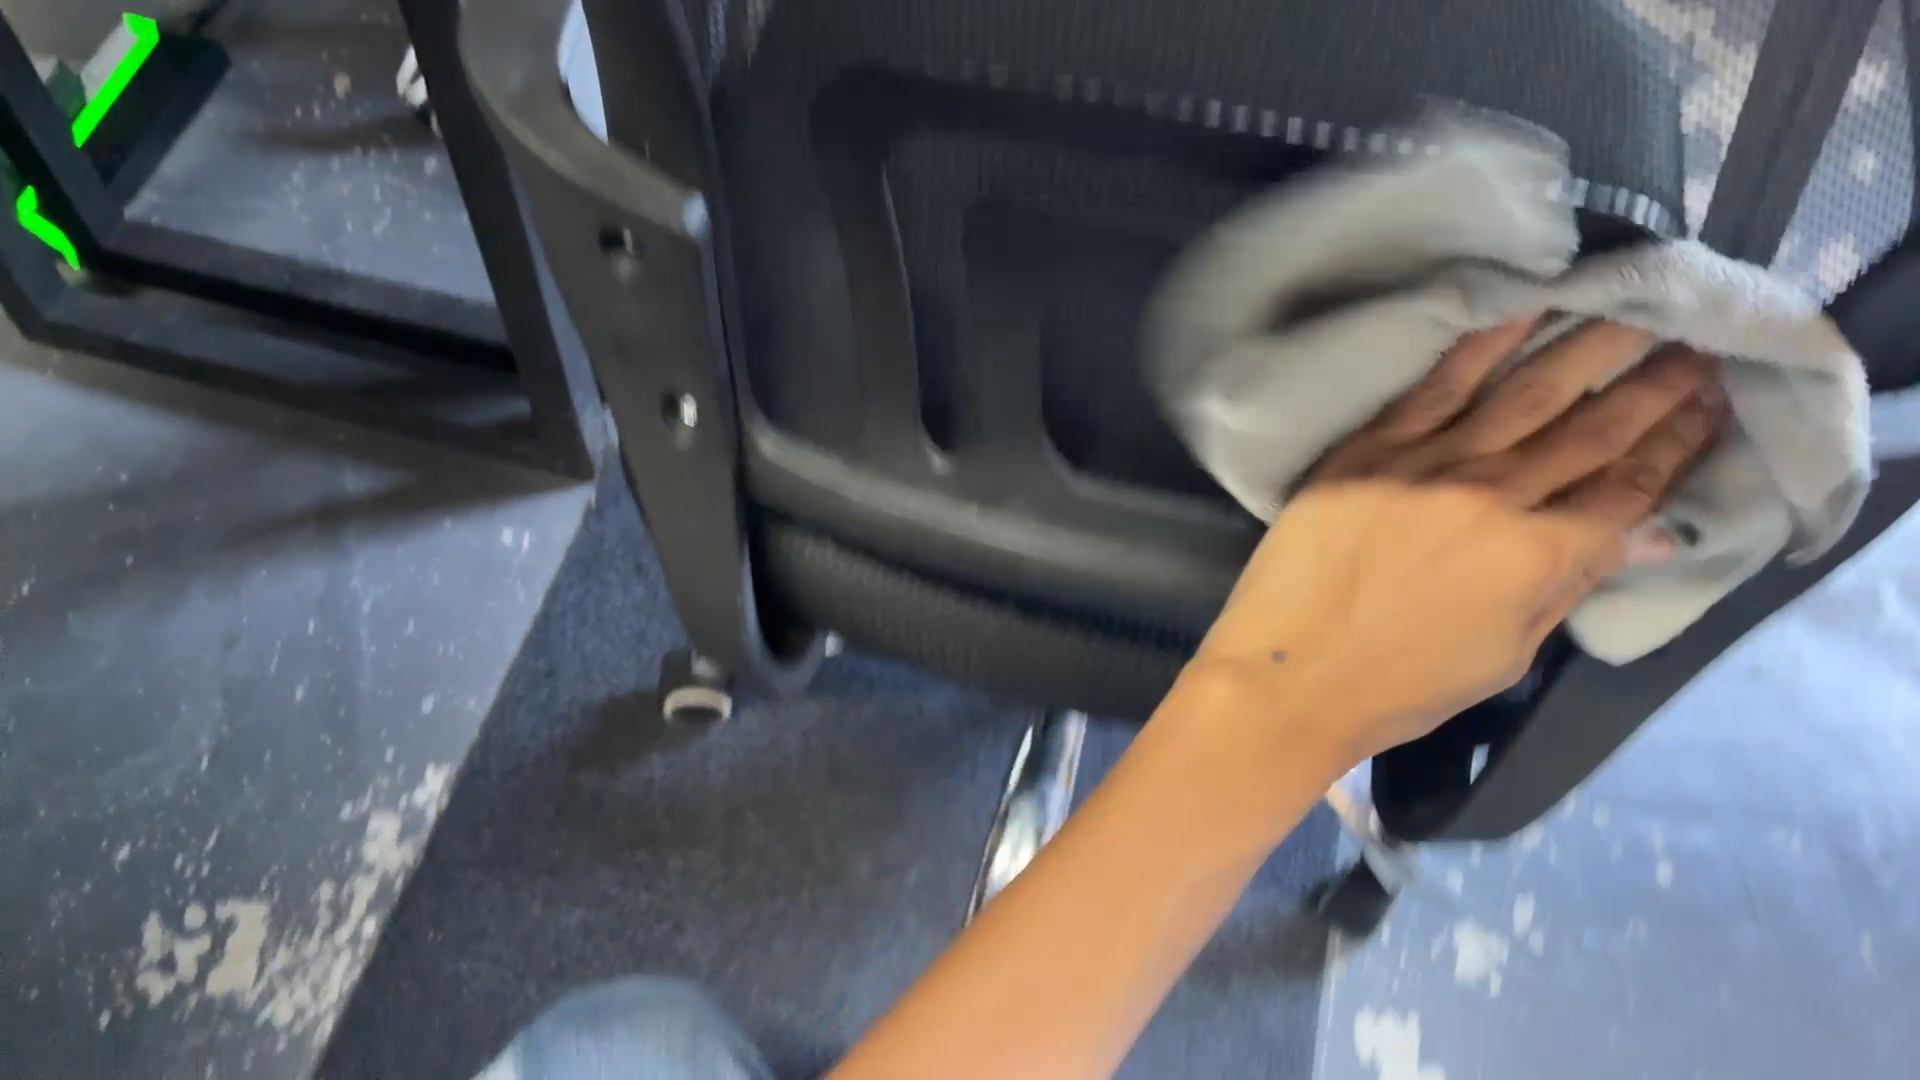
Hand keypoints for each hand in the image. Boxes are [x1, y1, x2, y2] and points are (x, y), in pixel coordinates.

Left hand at [1183, 319, 1728, 766]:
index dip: (1676, 444)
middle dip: (1651, 385)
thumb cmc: (1396, 685)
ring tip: (1631, 304)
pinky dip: (1481, 343)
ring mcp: (1425, 466)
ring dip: (1587, 346)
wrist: (1285, 675)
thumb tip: (1648, 535)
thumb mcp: (1506, 656)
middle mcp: (1492, 498)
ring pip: (1524, 394)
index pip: (1627, 488)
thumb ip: (1567, 585)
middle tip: (1695, 338)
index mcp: (1538, 557)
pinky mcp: (1365, 452)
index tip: (1712, 401)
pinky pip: (1432, 386)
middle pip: (1589, 430)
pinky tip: (1520, 305)